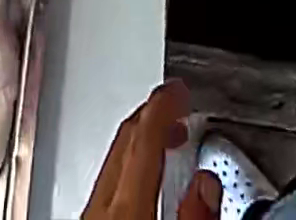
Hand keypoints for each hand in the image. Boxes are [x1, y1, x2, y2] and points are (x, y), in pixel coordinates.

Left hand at [82, 80, 220, 219]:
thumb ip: (194, 214)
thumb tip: (207, 182)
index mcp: (126, 206)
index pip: (143, 137)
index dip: (163, 105)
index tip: (178, 88)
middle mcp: (100, 205)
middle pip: (125, 139)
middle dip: (152, 113)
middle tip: (175, 100)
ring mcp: (90, 211)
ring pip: (113, 156)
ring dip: (140, 136)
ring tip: (167, 131)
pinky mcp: (88, 217)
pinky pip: (107, 174)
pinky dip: (127, 159)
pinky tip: (143, 168)